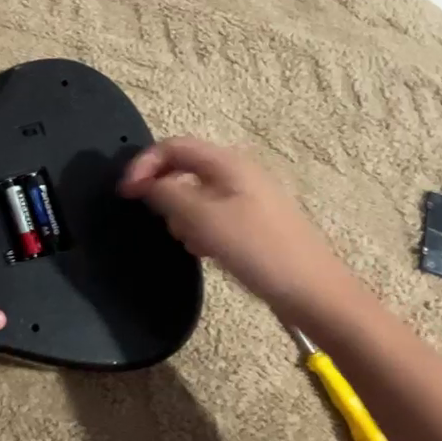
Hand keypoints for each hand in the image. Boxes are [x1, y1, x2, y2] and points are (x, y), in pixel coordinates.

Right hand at [118, 137, 351, 309]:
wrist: (316, 293)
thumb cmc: (258, 250)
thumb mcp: (203, 219)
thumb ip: (167, 194)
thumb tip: (146, 183)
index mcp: (228, 163)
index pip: (173, 146)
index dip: (143, 164)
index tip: (125, 192)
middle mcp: (239, 172)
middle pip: (185, 167)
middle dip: (162, 189)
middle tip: (152, 215)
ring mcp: (250, 197)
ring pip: (197, 192)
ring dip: (180, 212)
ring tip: (182, 238)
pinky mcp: (255, 222)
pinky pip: (213, 213)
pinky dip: (198, 225)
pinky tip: (203, 249)